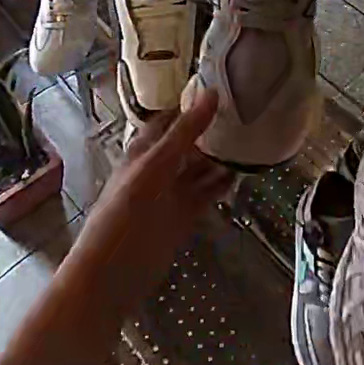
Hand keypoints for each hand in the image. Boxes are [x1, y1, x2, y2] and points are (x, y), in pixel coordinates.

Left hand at [63, 86, 233, 311]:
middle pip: (189, 142)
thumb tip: (212, 92)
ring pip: (201, 167)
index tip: (224, 88)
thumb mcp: (155, 166)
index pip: (171, 118)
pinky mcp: (184, 215)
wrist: (111, 276)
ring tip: (252, 139)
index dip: (192, 104)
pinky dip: (223, 183)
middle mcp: (159, 166)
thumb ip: (185, 132)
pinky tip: (244, 172)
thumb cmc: (125, 213)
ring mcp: (172, 192)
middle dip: (213, 129)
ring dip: (222, 156)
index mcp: (144, 150)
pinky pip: (207, 192)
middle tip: (248, 112)